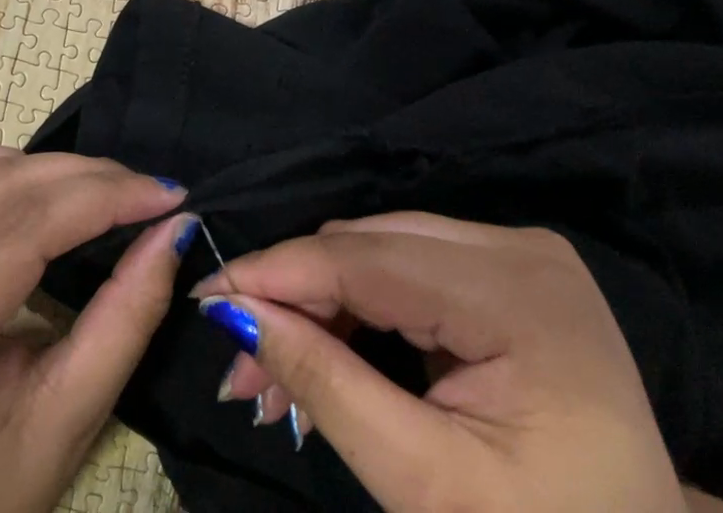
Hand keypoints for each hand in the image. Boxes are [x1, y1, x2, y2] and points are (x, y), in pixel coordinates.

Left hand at [0, 146, 194, 512]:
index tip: (167, 196)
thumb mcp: (69, 419)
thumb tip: (173, 230)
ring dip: (45, 170)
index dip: (98, 199)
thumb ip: (124, 319)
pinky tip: (43, 193)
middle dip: (82, 177)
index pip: (15, 231)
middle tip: (148, 191)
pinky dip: (1, 173)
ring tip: (108, 191)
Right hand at [194, 213, 690, 512]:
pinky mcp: (510, 273)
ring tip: (271, 368)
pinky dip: (357, 305)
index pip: (365, 258)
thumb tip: (233, 310)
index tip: (201, 300)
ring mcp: (520, 255)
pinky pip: (407, 267)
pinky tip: (325, 348)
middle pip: (369, 244)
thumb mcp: (423, 478)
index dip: (276, 273)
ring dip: (318, 300)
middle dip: (294, 294)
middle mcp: (521, 249)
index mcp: (519, 295)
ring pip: (379, 249)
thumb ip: (326, 381)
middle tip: (238, 363)